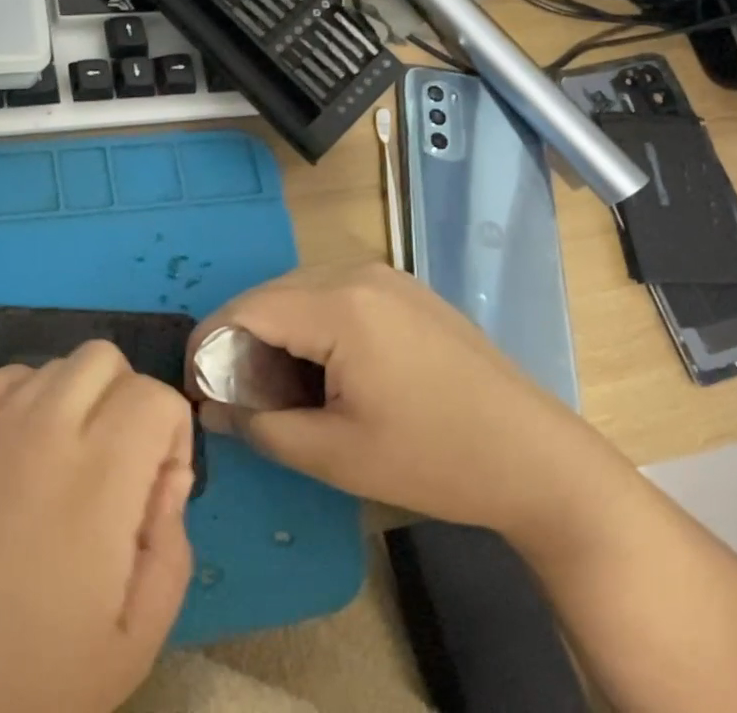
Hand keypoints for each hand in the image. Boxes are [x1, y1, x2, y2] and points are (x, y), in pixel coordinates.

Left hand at [0, 341, 194, 712]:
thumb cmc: (32, 674)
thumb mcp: (135, 636)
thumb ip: (171, 545)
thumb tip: (168, 478)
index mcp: (97, 476)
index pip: (156, 396)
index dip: (173, 439)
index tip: (156, 495)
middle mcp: (43, 429)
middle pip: (107, 359)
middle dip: (132, 402)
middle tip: (124, 473)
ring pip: (58, 362)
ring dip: (84, 397)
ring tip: (77, 464)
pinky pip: (7, 377)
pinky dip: (32, 394)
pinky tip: (30, 449)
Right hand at [190, 264, 624, 536]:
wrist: (540, 461)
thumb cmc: (433, 459)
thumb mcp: (333, 454)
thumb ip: (259, 426)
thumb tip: (211, 410)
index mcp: (339, 307)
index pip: (243, 310)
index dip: (207, 348)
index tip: (196, 392)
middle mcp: (359, 274)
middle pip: (268, 296)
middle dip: (240, 342)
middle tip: (237, 398)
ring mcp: (388, 278)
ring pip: (298, 294)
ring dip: (274, 335)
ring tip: (279, 390)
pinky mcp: (407, 293)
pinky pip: (334, 297)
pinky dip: (310, 329)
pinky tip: (324, 373)